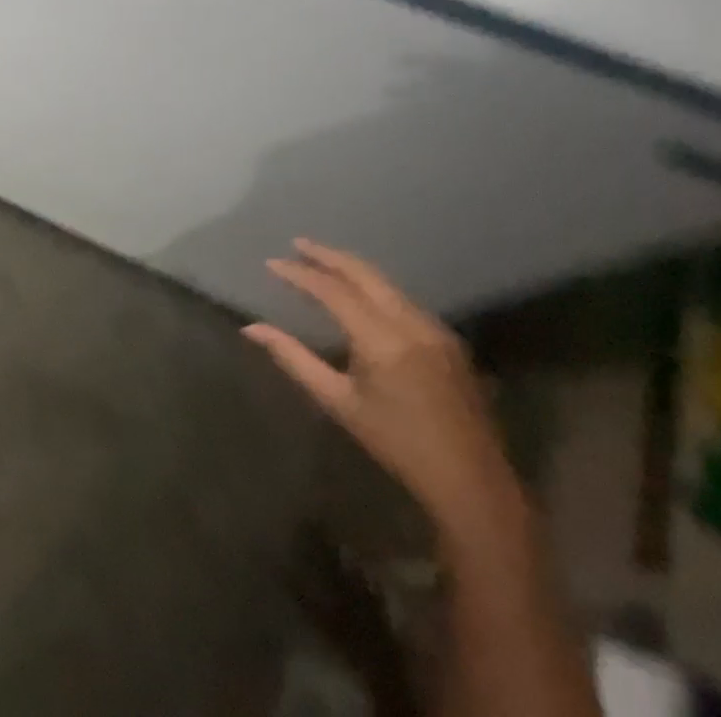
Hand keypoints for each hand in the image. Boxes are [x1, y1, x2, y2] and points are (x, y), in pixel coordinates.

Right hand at [243, 239, 520, 528]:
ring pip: (388, 285)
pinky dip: (374, 288)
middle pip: (367, 275)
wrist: (468, 475)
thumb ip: (293, 358)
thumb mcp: (337, 400)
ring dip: (353, 270)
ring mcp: (436, 330)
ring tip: (321, 263)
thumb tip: (252, 329)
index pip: (334, 291)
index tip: (270, 263)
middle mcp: (413, 325)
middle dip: (330, 256)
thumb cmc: (394, 441)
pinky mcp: (447, 341)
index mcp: (383, 340)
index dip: (300, 274)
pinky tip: (358, 294)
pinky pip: (403, 301)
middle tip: (297, 244)